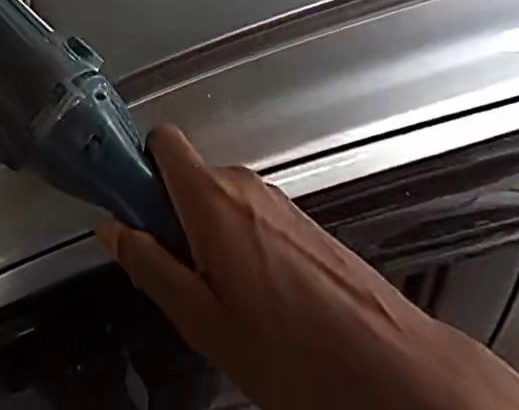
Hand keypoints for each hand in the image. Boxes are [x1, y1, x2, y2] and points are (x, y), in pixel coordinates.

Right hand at [97, 126, 518, 409]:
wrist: (404, 378)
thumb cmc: (302, 354)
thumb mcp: (201, 319)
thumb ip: (147, 265)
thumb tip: (115, 233)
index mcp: (212, 200)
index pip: (160, 141)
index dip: (136, 164)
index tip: (124, 199)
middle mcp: (246, 188)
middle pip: (186, 176)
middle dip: (170, 213)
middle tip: (174, 268)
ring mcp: (280, 205)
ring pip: (218, 200)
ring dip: (206, 233)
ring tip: (221, 295)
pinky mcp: (305, 226)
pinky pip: (251, 217)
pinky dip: (239, 243)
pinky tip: (257, 298)